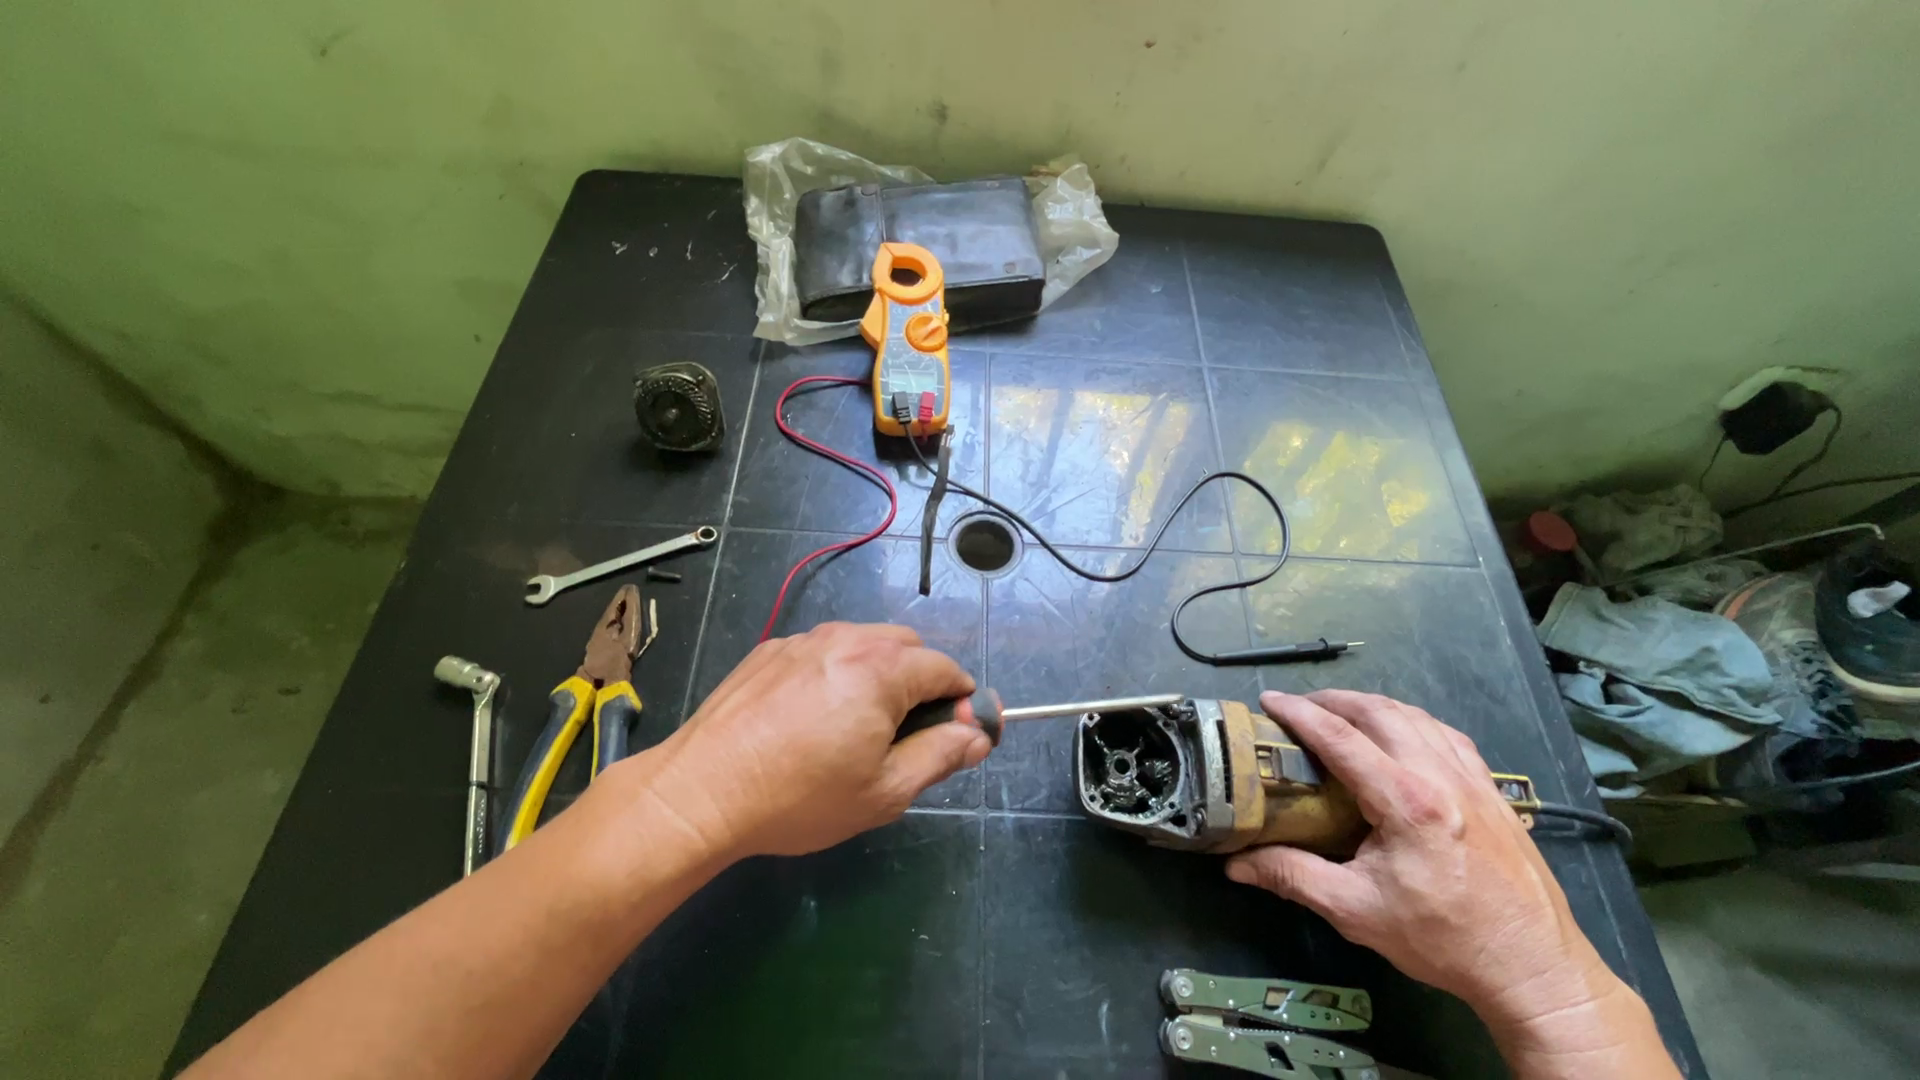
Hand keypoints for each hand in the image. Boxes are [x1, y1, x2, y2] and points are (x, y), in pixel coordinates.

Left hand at [631, 622, 990, 858]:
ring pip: (863, 645)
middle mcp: (846, 639)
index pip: (947, 669)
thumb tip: (978, 736)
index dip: (960, 703)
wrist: (701, 793)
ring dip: (877, 676)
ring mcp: (802, 640)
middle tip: (902, 737)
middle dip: (920, 684)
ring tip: (852, 729)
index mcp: (882, 668)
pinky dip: (835, 674)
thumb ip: (940, 756)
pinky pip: (822, 652)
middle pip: (907, 648)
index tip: (953, 737)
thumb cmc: (802, 797)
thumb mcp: (885, 791)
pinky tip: (808, 720)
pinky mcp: (769, 651)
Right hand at [1224, 690, 1620, 1027]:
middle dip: (1333, 700)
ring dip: (1372, 706)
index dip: (1300, 713)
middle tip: (1298, 706)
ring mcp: (1474, 780)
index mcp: (1406, 801)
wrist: (1534, 969)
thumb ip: (1292, 876)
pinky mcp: (1494, 792)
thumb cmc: (1442, 939)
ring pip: (1417, 717)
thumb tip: (1234, 865)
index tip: (1268, 700)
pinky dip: (1412, 722)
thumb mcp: (1355, 911)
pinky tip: (1400, 736)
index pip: (1341, 738)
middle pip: (1380, 712)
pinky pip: (1447, 736)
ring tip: (1340, 714)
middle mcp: (1441, 776)